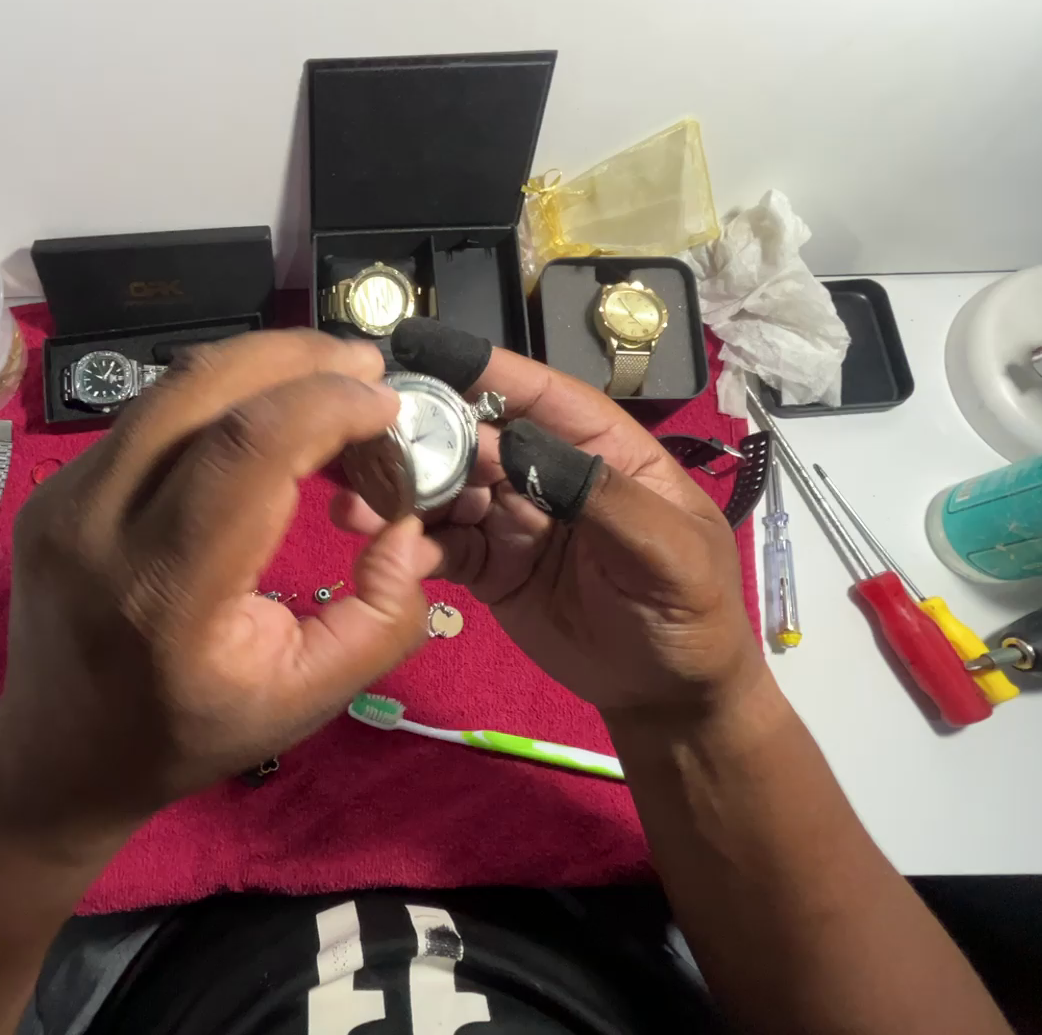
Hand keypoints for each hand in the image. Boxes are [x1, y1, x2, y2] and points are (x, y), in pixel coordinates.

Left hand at [0, 331, 437, 841]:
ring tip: (326, 384)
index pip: (247, 449)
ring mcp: (64, 497)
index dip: (327, 405)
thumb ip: (382, 616)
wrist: (61, 753)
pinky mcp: (56, 486)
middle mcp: (98, 525)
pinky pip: (152, 414)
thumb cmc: (186, 733)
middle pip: (204, 388)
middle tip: (364, 368)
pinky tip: (264, 418)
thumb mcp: (306, 698)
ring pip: (174, 386)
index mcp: (163, 592)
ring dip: (261, 367)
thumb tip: (405, 525)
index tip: (387, 407)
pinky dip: (222, 397)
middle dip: (298, 358)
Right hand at [333, 338, 761, 728]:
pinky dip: (410, 546)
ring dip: (402, 495)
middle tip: (363, 442)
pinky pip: (441, 546)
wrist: (664, 694)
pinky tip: (382, 550)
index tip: (422, 347)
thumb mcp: (666, 550)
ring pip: (447, 493)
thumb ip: (598, 494)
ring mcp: (511, 521)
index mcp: (600, 451)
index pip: (539, 397)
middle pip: (475, 441)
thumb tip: (517, 439)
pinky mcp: (487, 566)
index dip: (483, 369)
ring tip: (354, 504)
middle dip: (421, 438)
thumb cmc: (687, 612)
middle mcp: (546, 475)